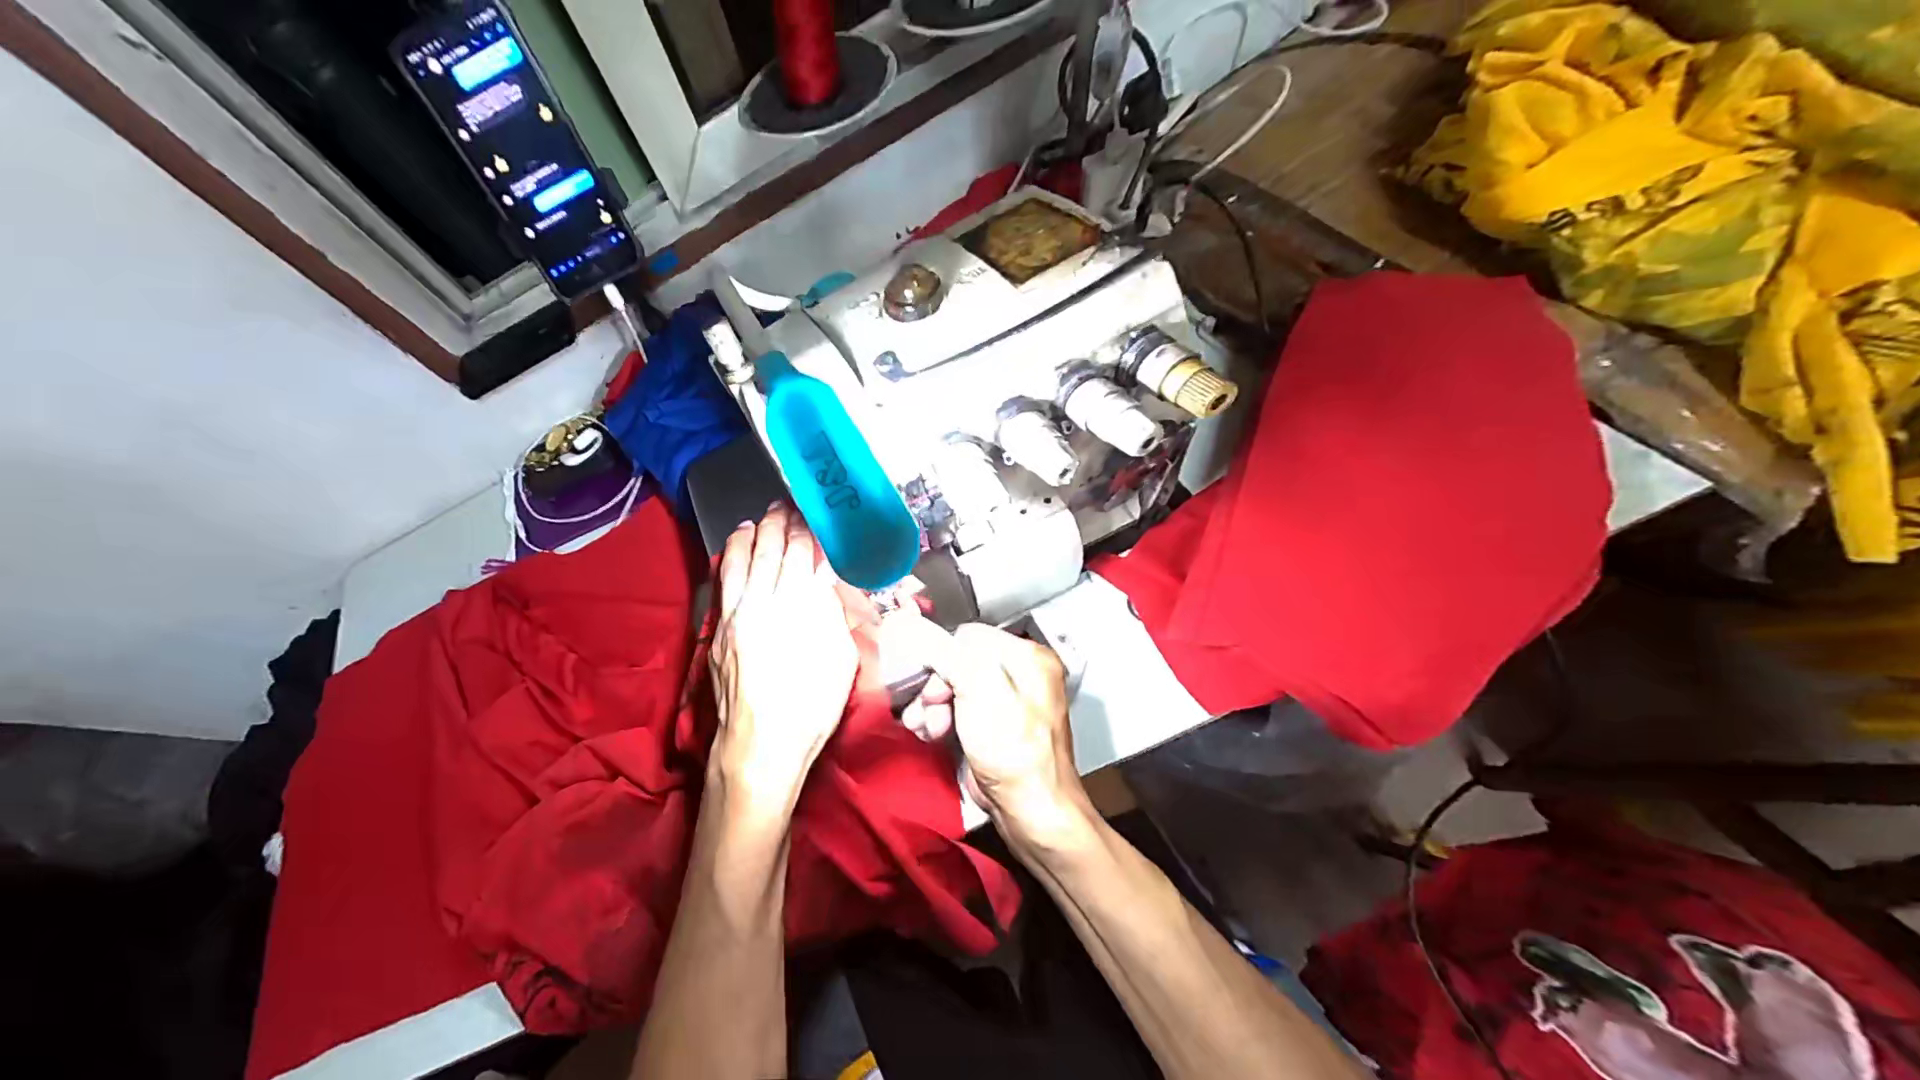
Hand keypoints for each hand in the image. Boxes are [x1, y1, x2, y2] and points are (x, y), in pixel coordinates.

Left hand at [709, 504, 859, 808]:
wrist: (761, 747)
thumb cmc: (811, 708)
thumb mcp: (841, 659)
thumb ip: (831, 613)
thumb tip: (824, 582)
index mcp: (798, 608)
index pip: (801, 555)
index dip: (806, 531)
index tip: (810, 515)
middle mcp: (762, 604)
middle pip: (769, 551)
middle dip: (778, 523)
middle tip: (785, 505)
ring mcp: (734, 617)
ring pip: (738, 562)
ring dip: (749, 536)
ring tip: (755, 520)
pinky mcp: (717, 634)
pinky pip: (723, 585)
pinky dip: (730, 562)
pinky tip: (733, 555)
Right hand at [887, 619, 1092, 853]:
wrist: (1031, 813)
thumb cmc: (1014, 752)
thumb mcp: (979, 690)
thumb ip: (946, 654)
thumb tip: (910, 626)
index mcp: (1028, 657)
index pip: (969, 637)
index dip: (944, 660)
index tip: (935, 688)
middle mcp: (1020, 675)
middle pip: (957, 664)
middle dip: (935, 689)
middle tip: (931, 712)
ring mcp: (1005, 703)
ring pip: (952, 688)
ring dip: (932, 707)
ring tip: (929, 729)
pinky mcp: (991, 728)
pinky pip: (956, 711)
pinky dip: (939, 721)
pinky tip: (931, 735)